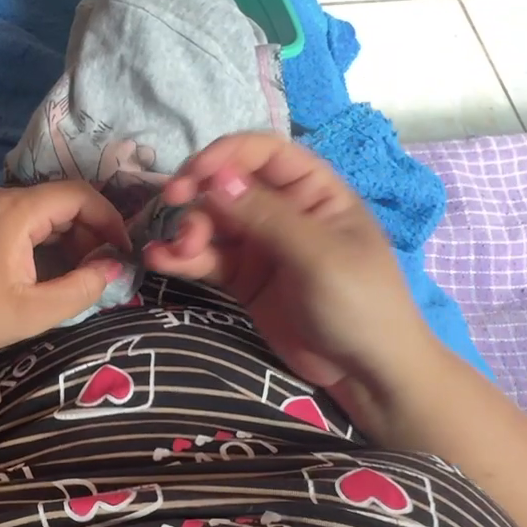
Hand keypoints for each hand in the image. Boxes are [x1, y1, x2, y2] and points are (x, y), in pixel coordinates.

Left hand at [0, 182, 130, 357]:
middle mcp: (3, 197)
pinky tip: (60, 268)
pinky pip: (30, 219)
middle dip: (93, 230)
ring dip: (74, 236)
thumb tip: (113, 268)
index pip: (79, 195)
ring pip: (49, 209)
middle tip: (106, 267)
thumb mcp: (35, 311)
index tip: (123, 251)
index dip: (109, 219)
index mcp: (15, 211)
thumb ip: (81, 289)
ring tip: (86, 272)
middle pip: (65, 199)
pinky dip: (51, 239)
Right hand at [143, 134, 437, 390]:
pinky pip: (206, 259)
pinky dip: (181, 258)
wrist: (366, 373)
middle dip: (197, 201)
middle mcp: (283, 210)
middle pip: (226, 187)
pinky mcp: (243, 278)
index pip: (261, 153)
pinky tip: (159, 261)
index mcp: (313, 190)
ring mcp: (261, 245)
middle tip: (179, 226)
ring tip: (174, 255)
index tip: (189, 178)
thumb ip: (266, 216)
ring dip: (186, 232)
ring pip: (210, 223)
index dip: (222, 157)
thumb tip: (216, 178)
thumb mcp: (318, 256)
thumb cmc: (360, 304)